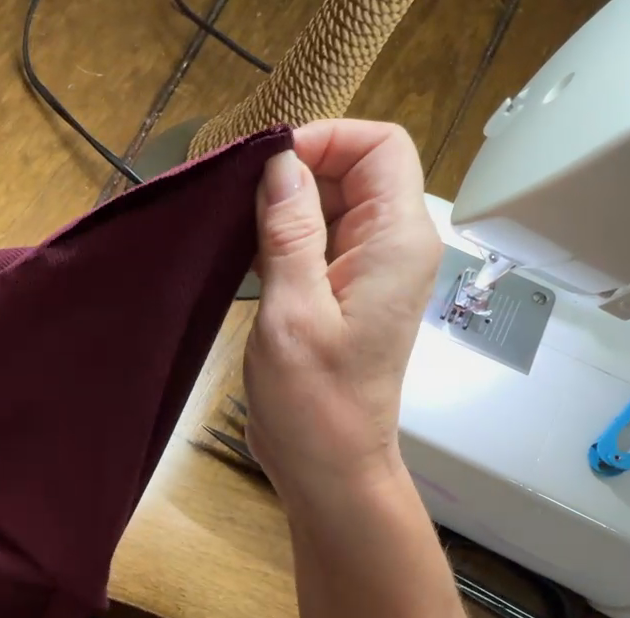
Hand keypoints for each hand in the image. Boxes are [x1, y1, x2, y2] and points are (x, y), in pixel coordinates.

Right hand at [242, 120, 441, 511]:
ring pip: (332, 208)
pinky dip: (281, 240)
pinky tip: (244, 257)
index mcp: (397, 241)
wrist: (328, 465)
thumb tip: (279, 165)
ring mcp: (367, 274)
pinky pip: (317, 245)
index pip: (379, 146)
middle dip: (296, 172)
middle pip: (355, 172)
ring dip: (283, 209)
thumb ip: (290, 233)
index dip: (324, 140)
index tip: (263, 165)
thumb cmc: (314, 400)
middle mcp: (392, 248)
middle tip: (233, 198)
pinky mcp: (341, 297)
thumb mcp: (292, 312)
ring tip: (232, 227)